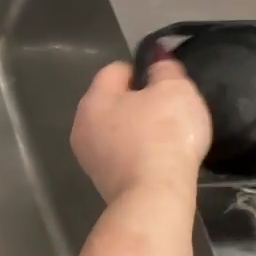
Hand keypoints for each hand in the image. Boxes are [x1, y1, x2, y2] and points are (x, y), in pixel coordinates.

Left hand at [70, 60, 210, 202]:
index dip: (142, 70)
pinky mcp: (100, 178)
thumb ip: (165, 71)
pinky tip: (155, 156)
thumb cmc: (163, 135)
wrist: (152, 194)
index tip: (165, 81)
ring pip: (113, 129)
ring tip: (165, 134)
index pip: (114, 70)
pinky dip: (135, 150)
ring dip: (136, 127)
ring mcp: (87, 155)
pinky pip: (118, 152)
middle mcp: (81, 126)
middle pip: (111, 101)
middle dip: (138, 100)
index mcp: (93, 100)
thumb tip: (157, 61)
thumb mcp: (174, 90)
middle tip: (169, 107)